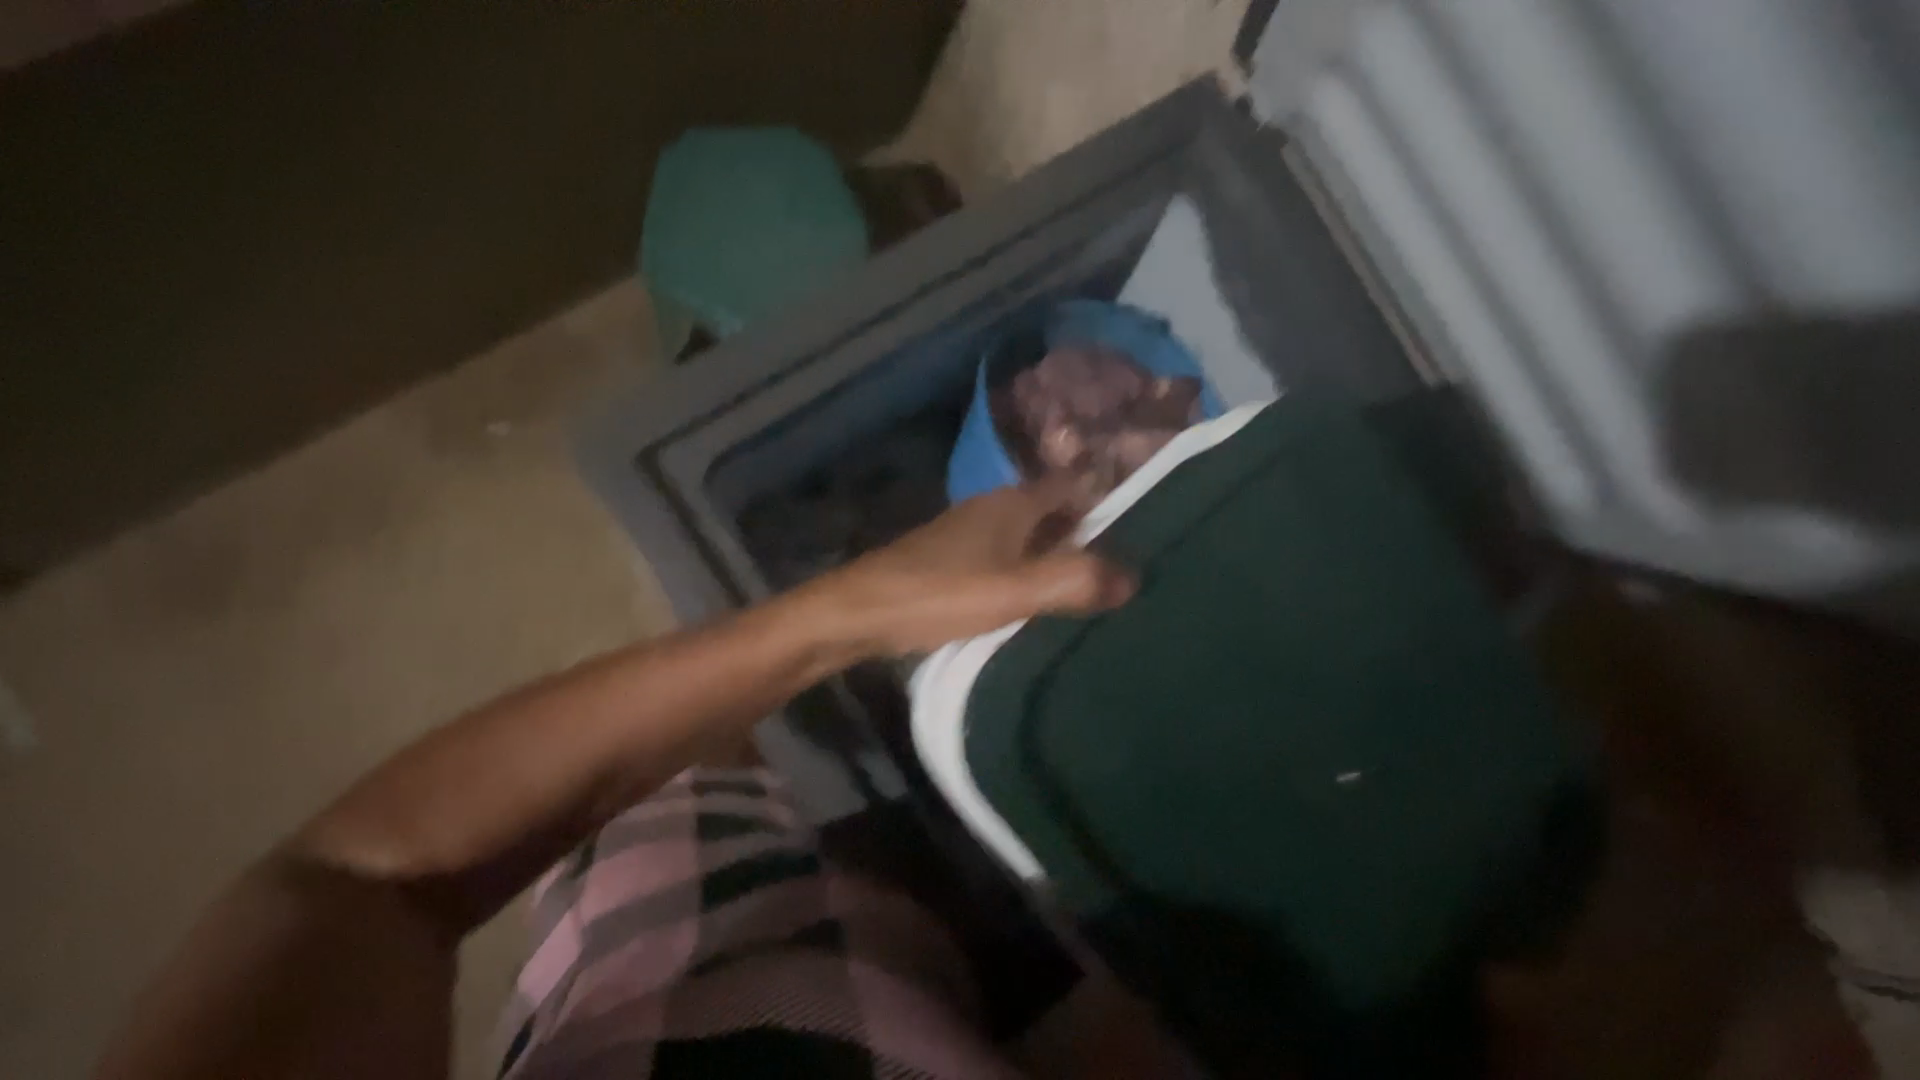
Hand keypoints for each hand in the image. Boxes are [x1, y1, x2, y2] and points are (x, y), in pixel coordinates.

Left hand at [818, 480, 1135, 655]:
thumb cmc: (940, 593)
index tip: (1143, 533)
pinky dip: (1027, 577)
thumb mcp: (1014, 590)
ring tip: (1092, 595)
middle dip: (1085, 538)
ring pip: (1028, 540)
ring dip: (1055, 561)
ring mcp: (968, 536)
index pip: (1072, 487)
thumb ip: (1073, 581)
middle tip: (1126, 573)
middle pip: (1052, 515)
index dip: (1106, 504)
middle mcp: (992, 509)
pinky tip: (1038, 608)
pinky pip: (1005, 562)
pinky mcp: (951, 563)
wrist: (860, 613)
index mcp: (1011, 503)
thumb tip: (1135, 577)